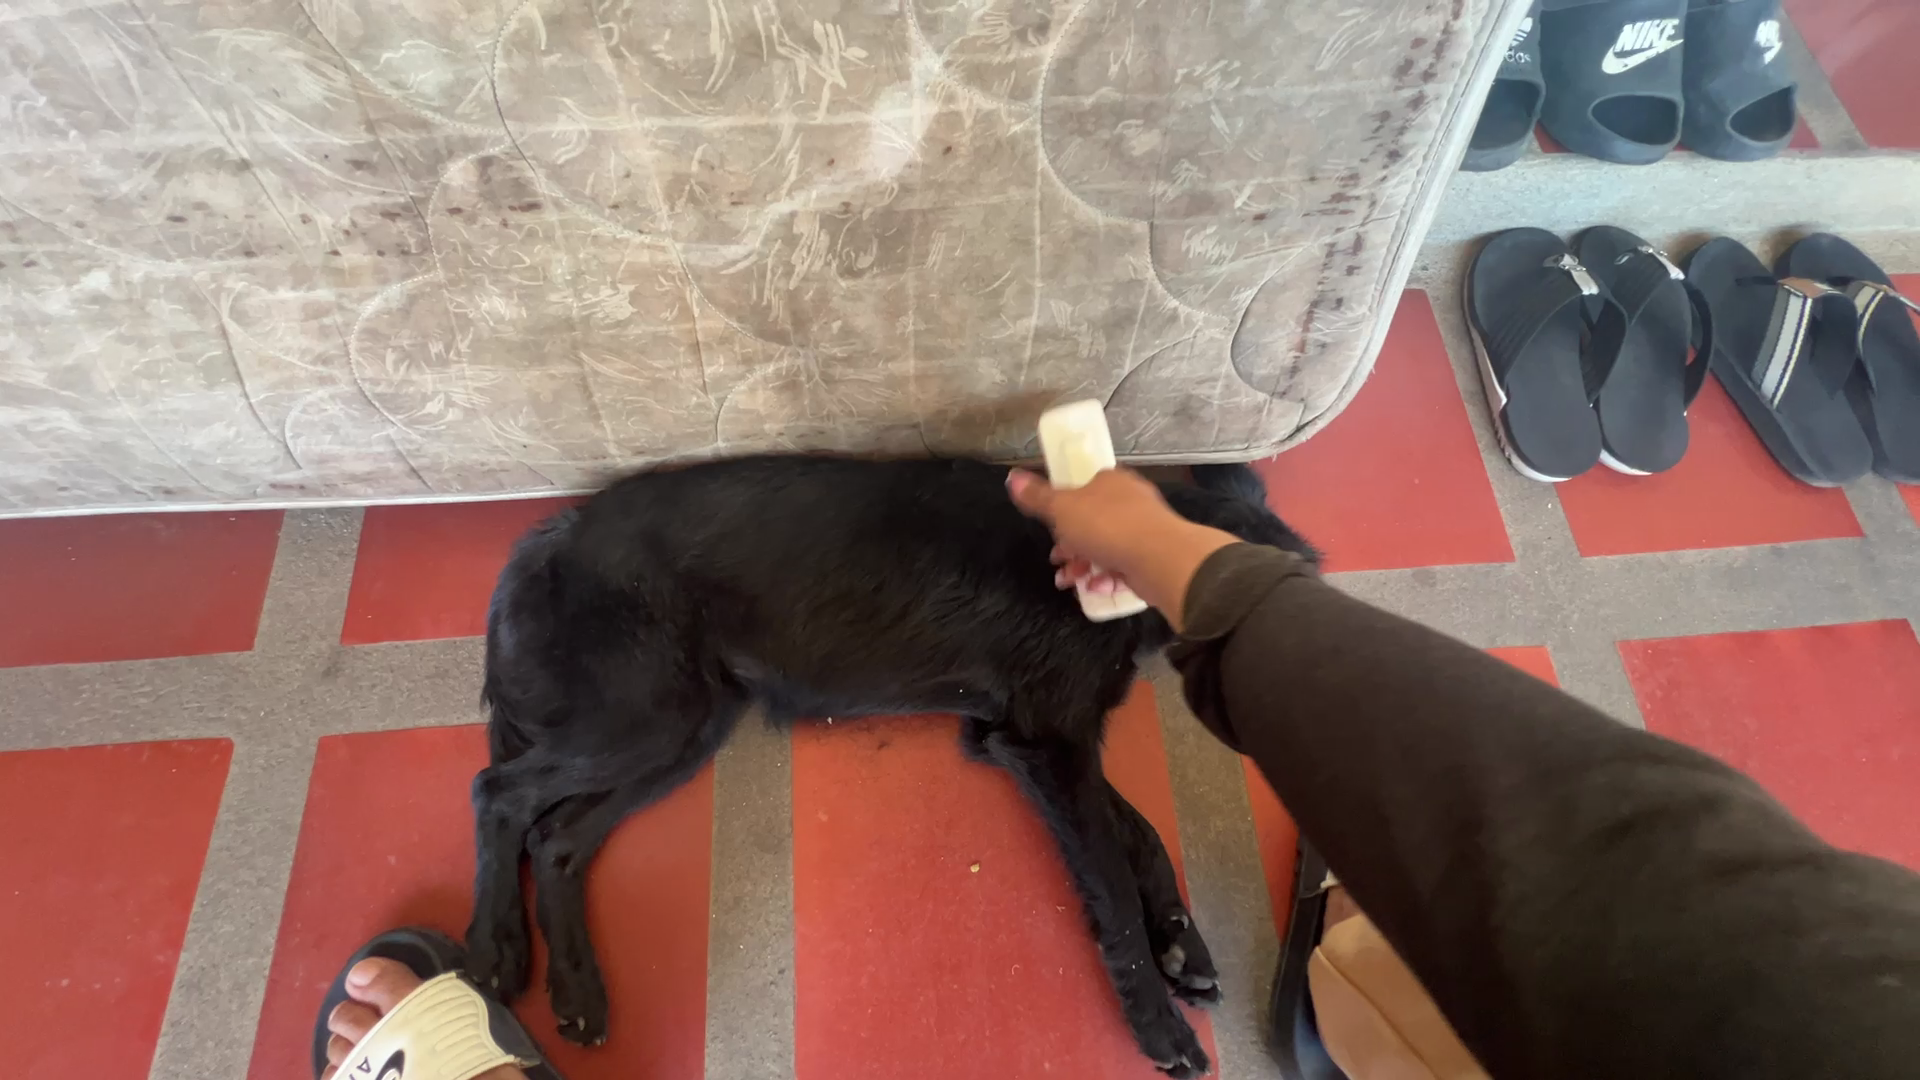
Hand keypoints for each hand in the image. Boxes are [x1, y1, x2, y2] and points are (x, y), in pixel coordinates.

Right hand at [1006, 467, 1238, 630]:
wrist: (1161, 558)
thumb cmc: (1107, 526)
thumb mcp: (1061, 509)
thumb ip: (1037, 497)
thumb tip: (1011, 476)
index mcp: (1109, 481)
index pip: (1082, 489)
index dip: (1062, 512)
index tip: (1050, 532)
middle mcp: (1129, 501)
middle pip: (1091, 522)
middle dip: (1070, 545)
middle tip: (1057, 562)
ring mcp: (1144, 529)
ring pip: (1105, 546)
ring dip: (1083, 565)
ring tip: (1070, 582)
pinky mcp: (1153, 556)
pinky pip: (1123, 565)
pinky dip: (1106, 577)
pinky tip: (1095, 588)